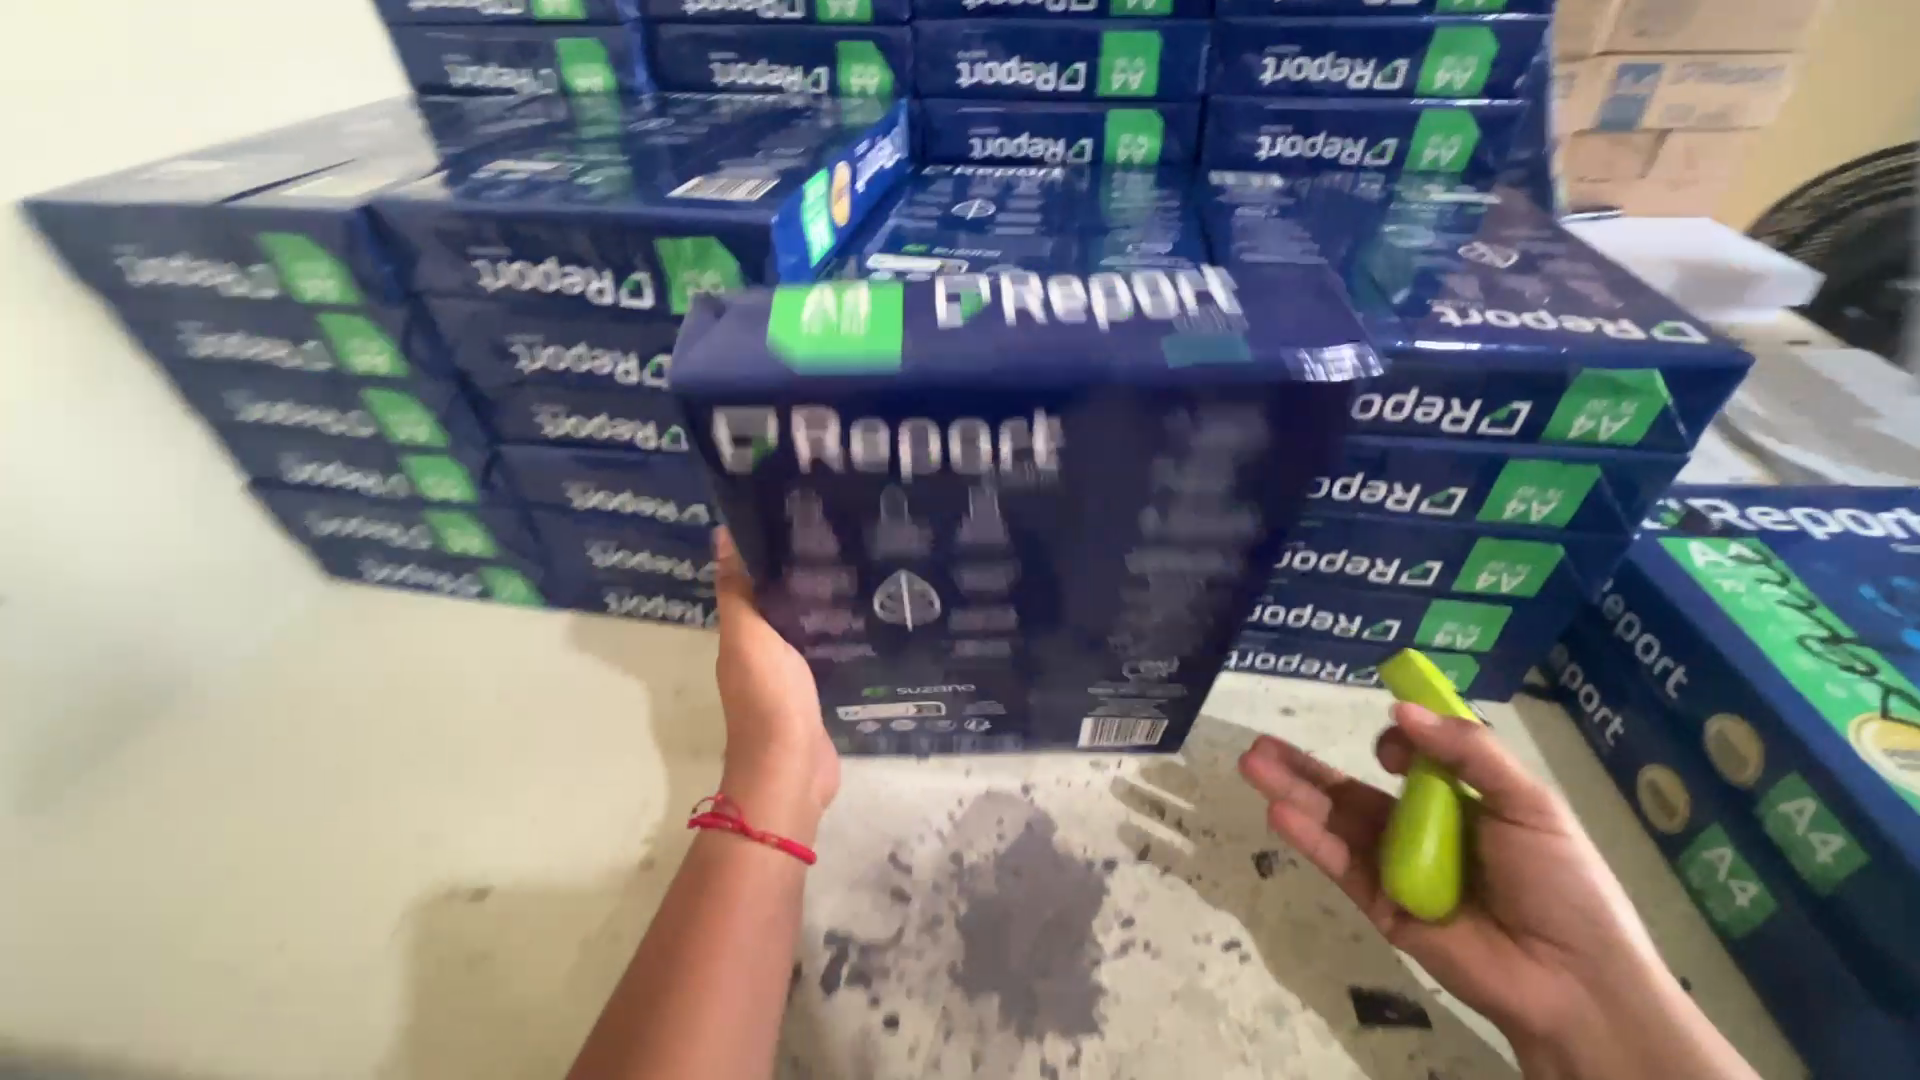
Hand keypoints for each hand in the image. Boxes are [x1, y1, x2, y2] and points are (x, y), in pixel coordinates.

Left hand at [713, 529, 839, 843]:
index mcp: (741, 638)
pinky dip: (831, 638)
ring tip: (851, 577)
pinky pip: (822, 656)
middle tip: (835, 545)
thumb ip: (738, 591)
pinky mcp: (815, 695)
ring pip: (800, 632)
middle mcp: (761, 655)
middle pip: (777, 608)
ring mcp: (789, 678)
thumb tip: (720, 536)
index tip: (794, 524)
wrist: (793, 767)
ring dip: (815, 609)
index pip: (750, 587)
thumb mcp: (749, 636)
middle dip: (797, 581)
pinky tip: (856, 624)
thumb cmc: (769, 697)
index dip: (765, 557)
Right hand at [1238, 704, 1674, 1051]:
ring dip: (1291, 791)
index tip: (1395, 747)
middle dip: (1303, 765)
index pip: (1408, 758)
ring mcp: (1394, 867)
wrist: (1573, 981)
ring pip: (1333, 821)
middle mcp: (1417, 828)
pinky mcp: (1380, 904)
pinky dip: (1308, 837)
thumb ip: (1468, 751)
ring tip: (1250, 764)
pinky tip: (1277, 812)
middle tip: (1259, 742)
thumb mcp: (1529, 803)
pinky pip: (1339, 862)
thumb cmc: (1562, 883)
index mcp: (1456, 800)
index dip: (1396, 742)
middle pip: (1349, 789)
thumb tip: (1399, 709)